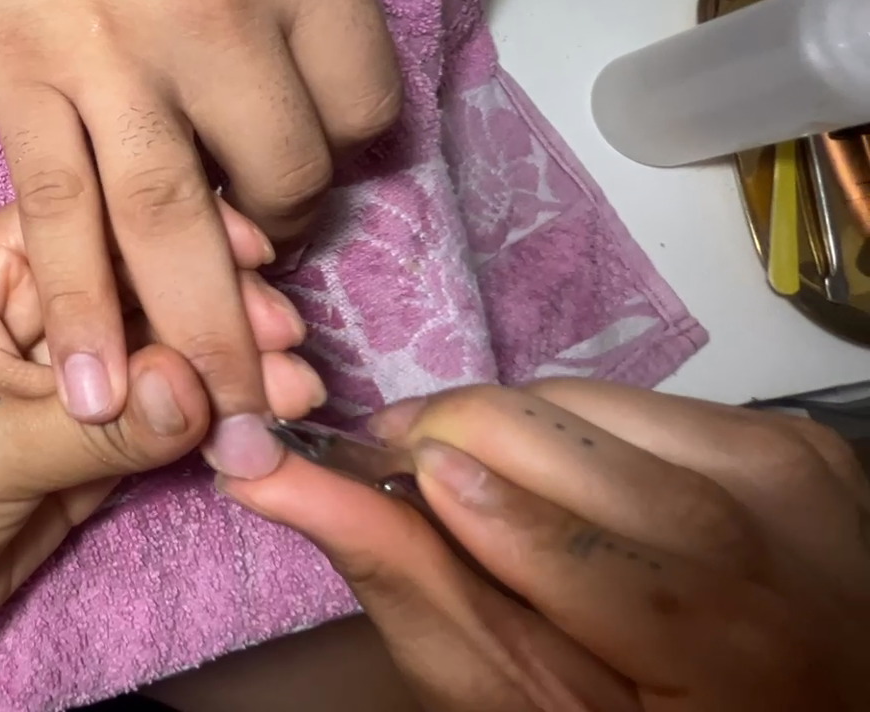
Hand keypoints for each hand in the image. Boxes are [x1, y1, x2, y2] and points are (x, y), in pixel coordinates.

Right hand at [0, 0, 399, 459]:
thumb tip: (300, 107)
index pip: (362, 100)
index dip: (337, 161)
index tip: (291, 187)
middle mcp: (211, 4)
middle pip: (280, 175)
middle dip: (276, 264)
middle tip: (267, 329)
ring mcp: (109, 56)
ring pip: (171, 219)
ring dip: (198, 331)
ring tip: (214, 422)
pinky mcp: (21, 93)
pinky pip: (64, 217)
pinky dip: (83, 308)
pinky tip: (96, 387)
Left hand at [0, 202, 326, 692]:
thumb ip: (95, 425)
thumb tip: (205, 387)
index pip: (84, 230)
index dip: (165, 238)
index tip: (254, 260)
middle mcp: (24, 314)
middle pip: (130, 292)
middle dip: (207, 314)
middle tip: (286, 347)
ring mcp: (55, 381)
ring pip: (150, 360)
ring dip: (219, 374)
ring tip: (292, 394)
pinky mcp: (76, 445)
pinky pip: (149, 425)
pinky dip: (201, 427)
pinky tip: (258, 429)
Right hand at [222, 381, 869, 710]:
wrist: (718, 685)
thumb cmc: (588, 708)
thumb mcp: (486, 681)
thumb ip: (394, 573)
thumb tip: (260, 472)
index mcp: (757, 688)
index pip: (649, 590)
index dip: (512, 528)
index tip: (398, 474)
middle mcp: (824, 587)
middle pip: (607, 468)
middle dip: (470, 438)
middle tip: (401, 452)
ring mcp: (817, 499)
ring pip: (598, 407)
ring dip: (506, 425)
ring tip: (470, 467)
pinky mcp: (797, 446)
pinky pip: (630, 393)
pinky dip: (559, 414)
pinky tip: (551, 464)